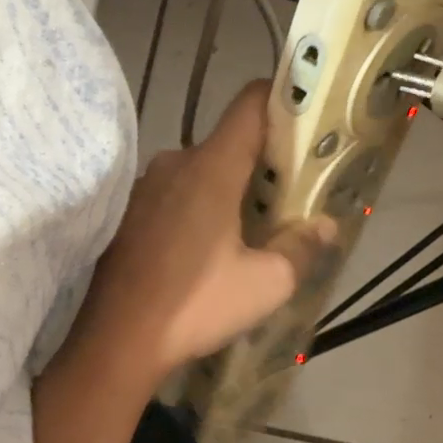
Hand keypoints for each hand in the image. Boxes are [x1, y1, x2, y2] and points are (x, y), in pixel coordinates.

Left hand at [72, 81, 336, 379]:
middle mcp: (171, 164)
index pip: (249, 104)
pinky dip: (192, 210)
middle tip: (284, 199)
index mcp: (210, 168)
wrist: (117, 342)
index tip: (305, 124)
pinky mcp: (123, 215)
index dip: (282, 101)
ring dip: (223, 192)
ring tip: (245, 232)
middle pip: (225, 144)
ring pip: (196, 173)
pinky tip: (201, 250)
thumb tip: (325, 226)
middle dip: (258, 164)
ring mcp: (142, 189)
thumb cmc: (195, 307)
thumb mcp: (265, 284)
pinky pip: (170, 197)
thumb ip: (301, 247)